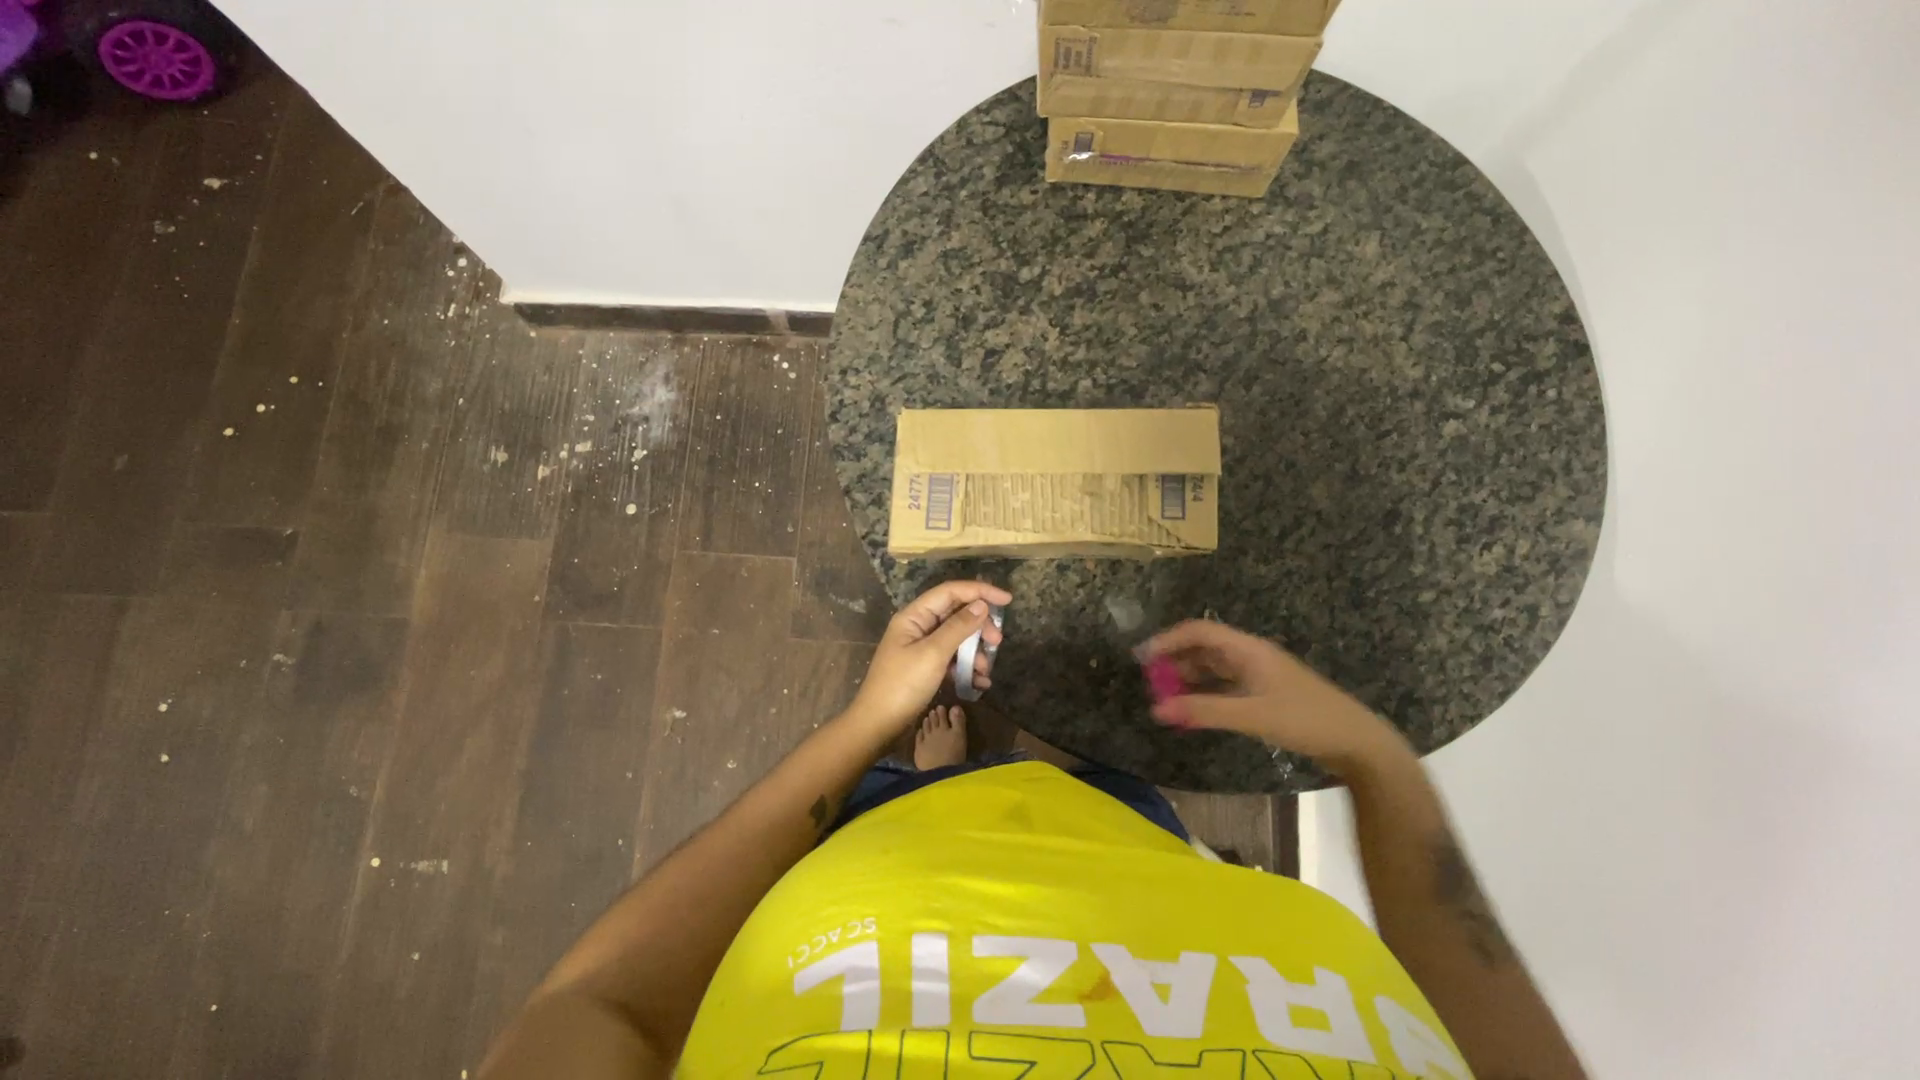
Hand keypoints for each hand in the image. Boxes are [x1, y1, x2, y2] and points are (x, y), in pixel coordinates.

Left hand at [845, 581, 1011, 734]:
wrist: (878, 724)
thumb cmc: (903, 685)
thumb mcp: (933, 654)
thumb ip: (958, 627)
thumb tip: (981, 605)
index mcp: (914, 616)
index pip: (951, 592)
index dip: (980, 591)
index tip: (1007, 600)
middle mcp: (918, 626)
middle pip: (956, 614)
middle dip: (980, 626)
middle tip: (998, 641)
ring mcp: (921, 647)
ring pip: (957, 638)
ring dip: (975, 651)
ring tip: (985, 671)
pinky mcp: (925, 667)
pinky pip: (952, 659)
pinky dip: (966, 667)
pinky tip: (979, 683)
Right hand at [1143, 620, 1412, 776]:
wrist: (1357, 743)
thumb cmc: (1305, 720)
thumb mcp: (1252, 715)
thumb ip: (1204, 711)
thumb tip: (1156, 710)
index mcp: (1249, 650)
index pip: (1199, 631)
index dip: (1168, 641)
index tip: (1141, 659)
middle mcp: (1251, 656)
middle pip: (1204, 647)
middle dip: (1174, 660)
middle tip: (1149, 682)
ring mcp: (1260, 675)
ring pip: (1214, 668)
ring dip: (1189, 678)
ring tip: (1165, 697)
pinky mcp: (1266, 695)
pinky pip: (1225, 686)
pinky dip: (1205, 694)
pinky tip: (1194, 711)